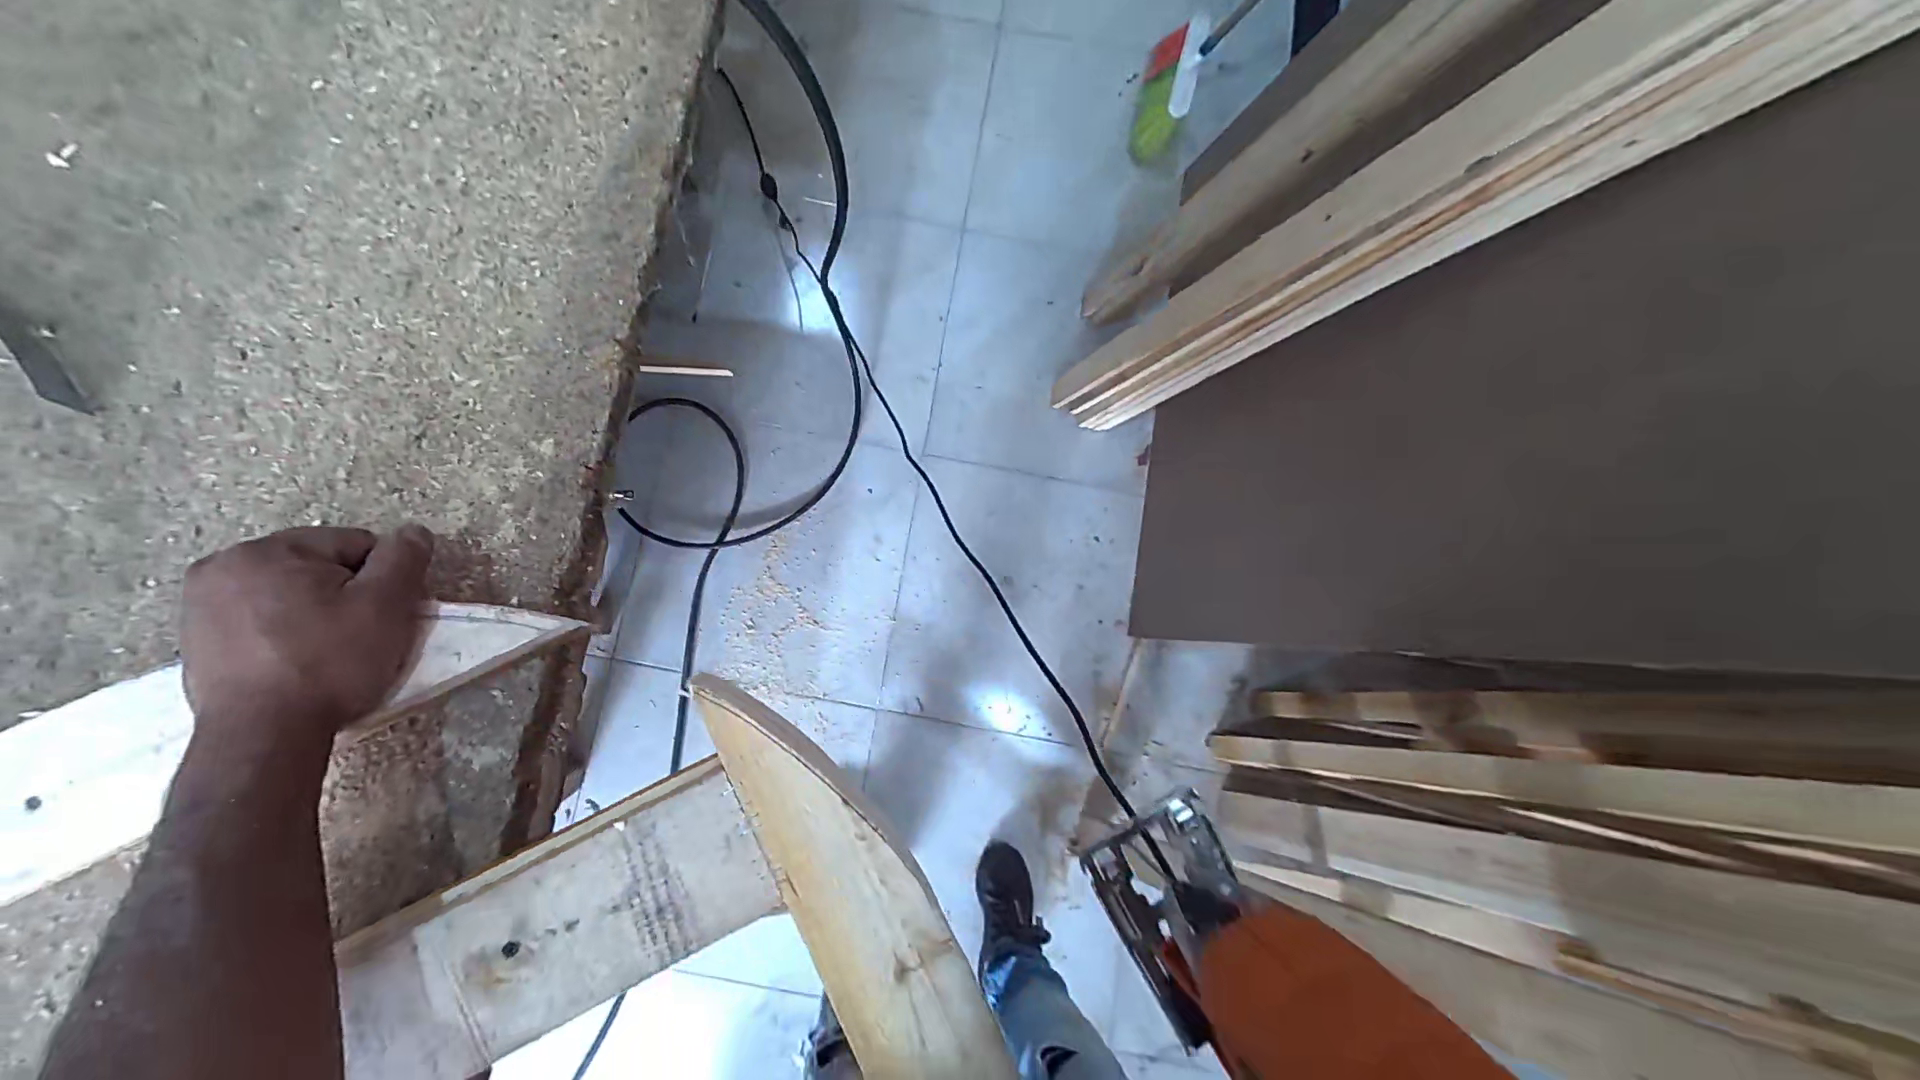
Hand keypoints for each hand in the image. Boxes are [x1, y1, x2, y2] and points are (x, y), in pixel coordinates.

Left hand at [180, 525, 434, 745]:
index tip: (387, 613)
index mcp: (268, 551)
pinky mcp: (196, 638)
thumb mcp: (386, 604)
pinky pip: (261, 619)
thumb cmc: (331, 662)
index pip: (357, 545)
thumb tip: (413, 532)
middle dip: (348, 592)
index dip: (384, 578)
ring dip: (318, 611)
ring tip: (331, 649)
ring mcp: (200, 604)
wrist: (263, 734)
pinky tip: (299, 660)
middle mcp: (223, 566)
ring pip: (290, 593)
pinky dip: (287, 631)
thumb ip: (404, 559)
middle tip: (363, 632)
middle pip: (320, 567)